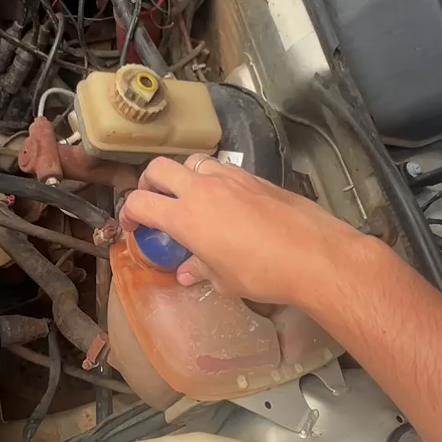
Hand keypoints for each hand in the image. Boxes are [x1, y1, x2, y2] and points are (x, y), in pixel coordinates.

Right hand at [119, 154, 374, 306]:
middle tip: (154, 201)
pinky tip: (226, 199)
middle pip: (159, 168)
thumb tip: (186, 272)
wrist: (313, 255)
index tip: (132, 225)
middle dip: (149, 183)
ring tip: (190, 195)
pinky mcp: (254, 177)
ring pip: (192, 161)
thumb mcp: (224, 279)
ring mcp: (230, 178)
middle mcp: (202, 189)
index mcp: (185, 216)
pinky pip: (222, 169)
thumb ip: (199, 269)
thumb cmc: (261, 273)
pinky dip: (213, 178)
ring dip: (183, 175)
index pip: (140, 202)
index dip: (128, 212)